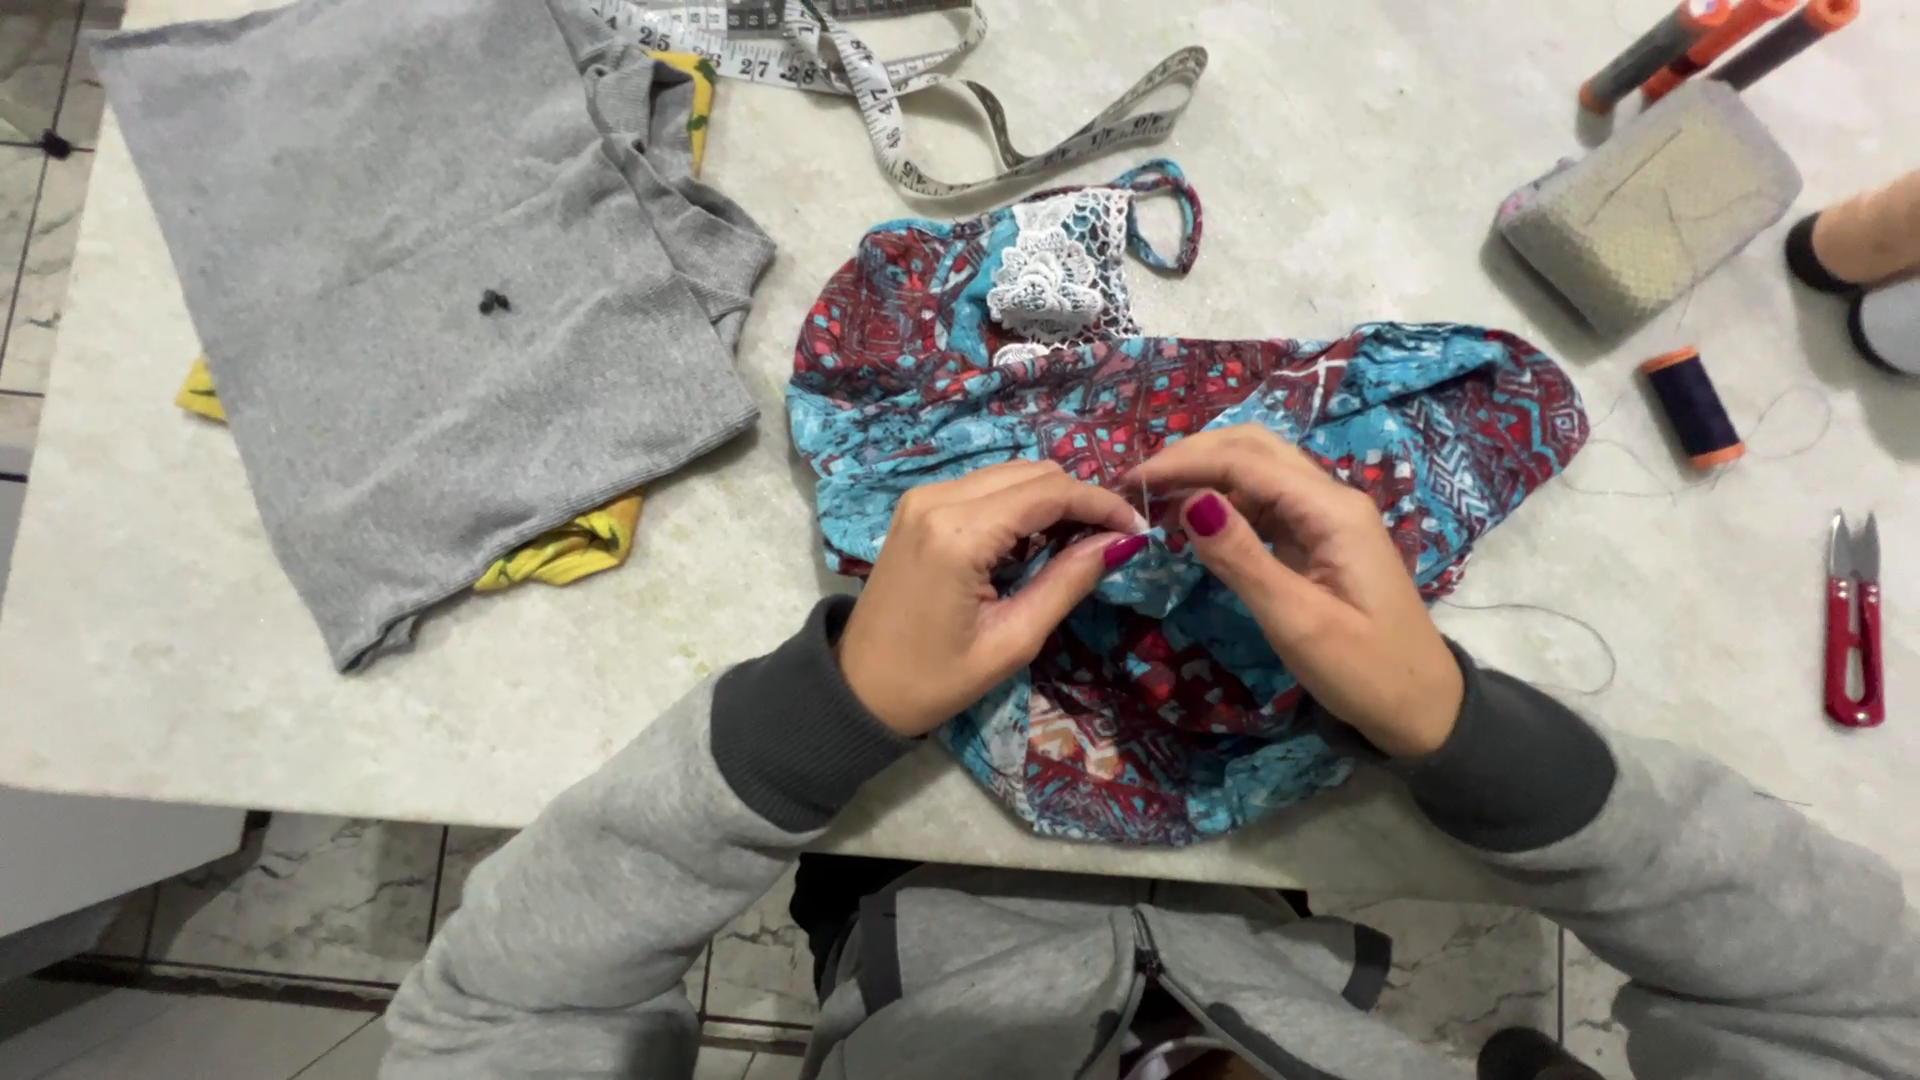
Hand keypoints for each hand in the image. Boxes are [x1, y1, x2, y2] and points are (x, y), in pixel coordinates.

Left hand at [838, 461, 1148, 736]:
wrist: (858, 688)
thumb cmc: (934, 679)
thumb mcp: (1012, 639)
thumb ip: (1068, 581)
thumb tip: (1122, 542)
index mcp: (958, 533)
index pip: (1049, 492)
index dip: (1101, 504)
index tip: (1137, 528)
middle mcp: (937, 498)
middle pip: (1031, 472)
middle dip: (1078, 499)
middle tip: (1109, 540)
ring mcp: (922, 498)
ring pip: (1008, 474)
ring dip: (1048, 499)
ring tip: (1076, 543)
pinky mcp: (917, 506)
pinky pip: (983, 487)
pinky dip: (1017, 504)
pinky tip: (1033, 540)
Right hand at [1130, 426, 1463, 756]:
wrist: (1423, 708)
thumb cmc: (1364, 671)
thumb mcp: (1297, 620)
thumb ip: (1242, 558)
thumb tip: (1189, 502)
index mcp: (1332, 512)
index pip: (1246, 462)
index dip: (1184, 463)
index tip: (1130, 480)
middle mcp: (1330, 499)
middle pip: (1253, 447)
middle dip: (1191, 454)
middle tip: (1136, 482)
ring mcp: (1324, 517)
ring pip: (1256, 469)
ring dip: (1204, 472)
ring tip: (1152, 496)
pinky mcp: (1315, 537)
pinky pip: (1261, 501)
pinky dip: (1220, 500)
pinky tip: (1190, 518)